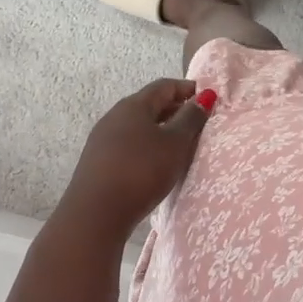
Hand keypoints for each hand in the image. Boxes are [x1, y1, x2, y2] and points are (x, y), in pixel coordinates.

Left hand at [62, 78, 208, 235]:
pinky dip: (146, 145)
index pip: (164, 86)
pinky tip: (155, 163)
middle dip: (175, 109)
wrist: (94, 216)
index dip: (187, 88)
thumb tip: (204, 96)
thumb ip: (191, 118)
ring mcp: (102, 140)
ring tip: (180, 144)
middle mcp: (115, 116)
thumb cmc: (141, 171)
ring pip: (138, 126)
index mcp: (134, 105)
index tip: (208, 98)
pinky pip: (128, 144)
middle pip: (149, 104)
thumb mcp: (175, 143)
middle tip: (198, 121)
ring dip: (160, 129)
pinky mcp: (97, 162)